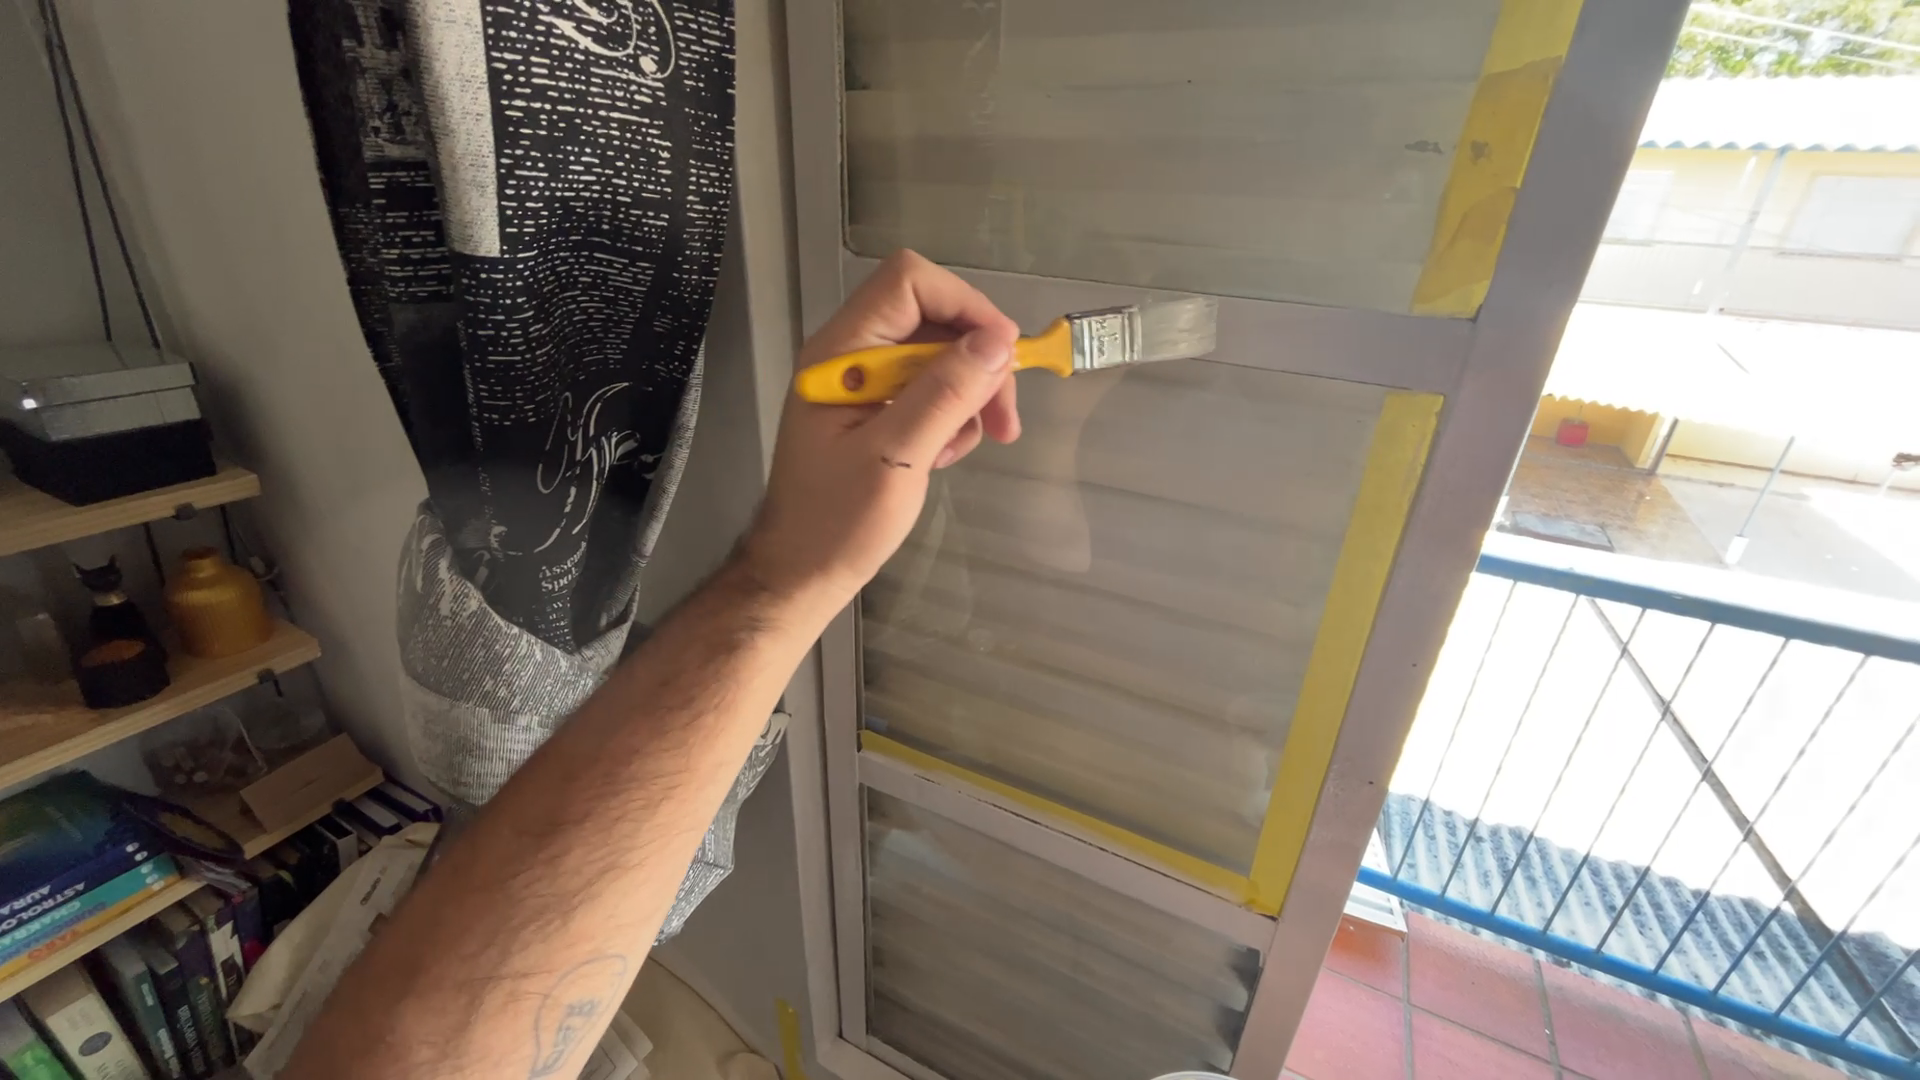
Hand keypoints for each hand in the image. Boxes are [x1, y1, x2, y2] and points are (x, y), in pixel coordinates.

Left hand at [739, 250, 1021, 612]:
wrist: (804, 569)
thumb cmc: (838, 521)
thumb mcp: (897, 458)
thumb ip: (944, 395)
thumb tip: (997, 342)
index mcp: (842, 353)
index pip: (909, 282)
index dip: (965, 305)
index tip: (1004, 356)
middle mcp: (852, 354)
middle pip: (932, 319)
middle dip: (977, 363)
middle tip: (1004, 421)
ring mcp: (864, 383)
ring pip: (938, 357)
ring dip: (967, 396)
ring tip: (962, 448)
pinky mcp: (876, 409)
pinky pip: (929, 390)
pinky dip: (950, 417)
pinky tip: (943, 456)